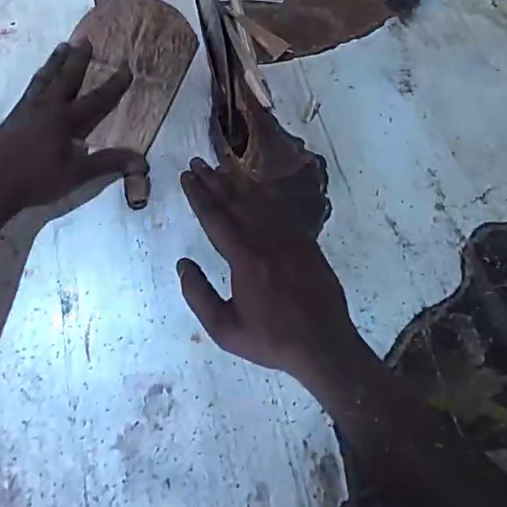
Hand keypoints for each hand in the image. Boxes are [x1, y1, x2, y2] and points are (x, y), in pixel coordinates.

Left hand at [0, 42, 146, 215]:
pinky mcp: (12, 118)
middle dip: (78, 59)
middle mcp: (47, 108)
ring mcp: (26, 110)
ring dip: (55, 62)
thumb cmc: (36, 180)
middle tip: (85, 40)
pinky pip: (30, 90)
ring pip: (45, 79)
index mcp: (66, 120)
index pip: (97, 98)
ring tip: (61, 47)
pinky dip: (38, 79)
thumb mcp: (77, 174)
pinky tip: (38, 82)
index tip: (126, 67)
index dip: (114, 84)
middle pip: (66, 77)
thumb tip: (141, 160)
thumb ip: (108, 163)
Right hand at [177, 159, 374, 392]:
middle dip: (213, 181)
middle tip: (196, 163)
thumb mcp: (225, 329)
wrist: (324, 343)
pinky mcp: (306, 240)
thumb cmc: (272, 340)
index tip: (186, 177)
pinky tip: (257, 186)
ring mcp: (289, 237)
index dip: (199, 195)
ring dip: (237, 182)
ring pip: (259, 200)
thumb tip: (183, 264)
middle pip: (236, 201)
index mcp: (245, 259)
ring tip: (220, 168)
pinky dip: (266, 193)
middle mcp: (267, 240)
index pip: (216, 218)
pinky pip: (282, 208)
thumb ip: (199, 295)